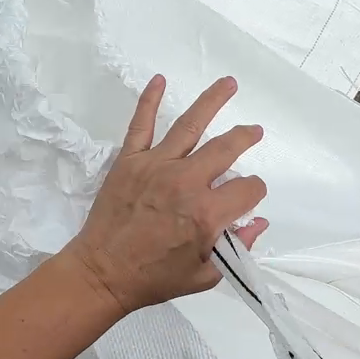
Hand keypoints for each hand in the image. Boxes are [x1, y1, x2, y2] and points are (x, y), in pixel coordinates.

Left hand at [58, 75, 268, 314]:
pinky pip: (141, 124)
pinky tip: (159, 80)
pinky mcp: (129, 159)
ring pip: (190, 124)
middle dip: (244, 137)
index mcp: (207, 213)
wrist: (102, 273)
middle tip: (254, 131)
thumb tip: (257, 222)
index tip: (247, 197)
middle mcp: (185, 182)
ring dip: (212, 101)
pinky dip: (149, 100)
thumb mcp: (205, 275)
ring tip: (229, 84)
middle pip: (225, 148)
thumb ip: (236, 247)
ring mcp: (156, 165)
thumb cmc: (154, 278)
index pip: (247, 189)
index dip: (254, 193)